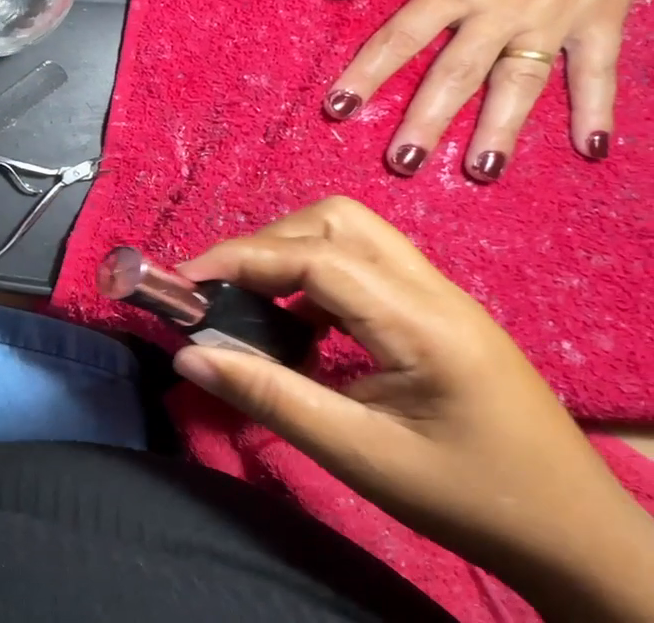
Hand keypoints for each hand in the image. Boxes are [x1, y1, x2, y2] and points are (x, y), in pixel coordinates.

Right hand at [174, 198, 653, 619]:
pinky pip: (360, 269)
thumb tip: (186, 354)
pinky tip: (295, 328)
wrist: (578, 542)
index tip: (184, 285)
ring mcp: (441, 302)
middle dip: (264, 243)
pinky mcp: (436, 318)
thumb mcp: (360, 456)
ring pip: (348, 236)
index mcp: (425, 325)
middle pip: (336, 221)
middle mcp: (436, 295)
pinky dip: (310, 281)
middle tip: (221, 291)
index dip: (239, 259)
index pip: (315, 257)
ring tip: (249, 306)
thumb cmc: (472, 501)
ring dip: (286, 257)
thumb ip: (269, 397)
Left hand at [322, 0, 653, 180]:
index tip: (337, 109)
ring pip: (520, 85)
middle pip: (454, 75)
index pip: (398, 40)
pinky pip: (597, 72)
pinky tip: (591, 150)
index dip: (365, 75)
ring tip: (479, 171)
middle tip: (402, 163)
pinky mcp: (602, 20)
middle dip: (425, 120)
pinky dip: (596, 110)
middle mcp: (500, 13)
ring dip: (500, 129)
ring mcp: (554, 21)